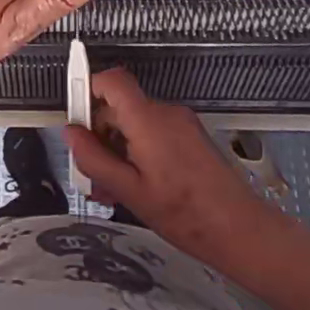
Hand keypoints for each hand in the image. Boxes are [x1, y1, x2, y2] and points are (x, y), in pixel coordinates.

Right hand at [64, 68, 272, 260]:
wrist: (238, 229)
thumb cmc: (187, 214)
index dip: (89, 89)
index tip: (76, 115)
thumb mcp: (128, 191)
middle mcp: (166, 113)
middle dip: (99, 135)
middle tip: (91, 171)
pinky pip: (152, 134)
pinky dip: (137, 153)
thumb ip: (94, 158)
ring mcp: (181, 124)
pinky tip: (134, 186)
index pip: (113, 80)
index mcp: (149, 120)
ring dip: (117, 149)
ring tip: (112, 189)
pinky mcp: (189, 137)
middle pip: (120, 107)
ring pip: (134, 124)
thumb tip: (71, 134)